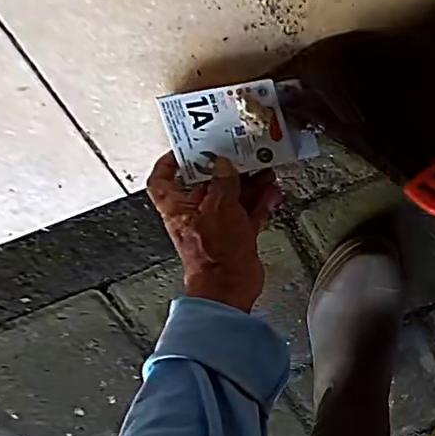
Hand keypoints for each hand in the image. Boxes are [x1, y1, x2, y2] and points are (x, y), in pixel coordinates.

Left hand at [146, 152, 282, 312]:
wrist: (229, 287)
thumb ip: (223, 182)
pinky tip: (271, 190)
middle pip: (207, 183)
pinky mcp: (236, 236)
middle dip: (225, 168)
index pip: (163, 179)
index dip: (171, 162)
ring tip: (263, 168)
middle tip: (240, 152)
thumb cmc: (213, 256)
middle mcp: (195, 215)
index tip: (185, 148)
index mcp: (178, 207)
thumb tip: (224, 165)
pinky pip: (248, 213)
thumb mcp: (219, 208)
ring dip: (248, 183)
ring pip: (232, 196)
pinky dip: (259, 201)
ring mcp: (217, 226)